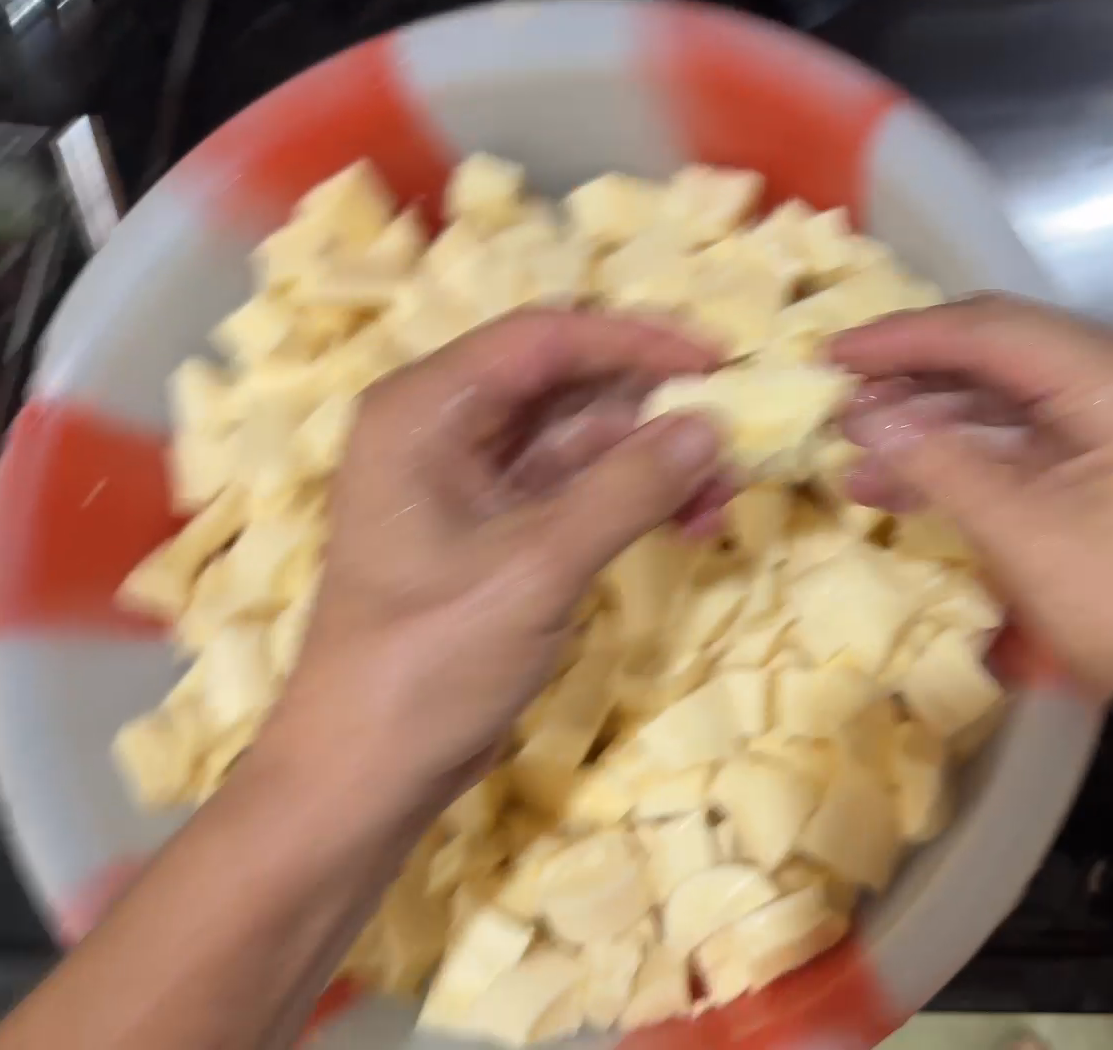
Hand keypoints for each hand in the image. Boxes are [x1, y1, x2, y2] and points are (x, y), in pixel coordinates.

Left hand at [257, 311, 721, 811]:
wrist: (374, 772)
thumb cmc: (430, 661)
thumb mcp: (537, 567)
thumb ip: (629, 489)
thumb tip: (714, 425)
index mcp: (428, 411)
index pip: (546, 339)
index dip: (637, 340)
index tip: (718, 362)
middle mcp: (453, 430)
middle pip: (575, 386)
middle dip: (660, 408)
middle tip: (737, 430)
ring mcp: (484, 482)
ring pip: (593, 441)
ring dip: (662, 460)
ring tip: (727, 492)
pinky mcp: (513, 529)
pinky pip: (593, 490)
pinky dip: (645, 500)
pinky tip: (695, 523)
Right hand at [831, 294, 1112, 714]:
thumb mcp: (1022, 531)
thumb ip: (939, 462)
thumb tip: (866, 418)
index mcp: (1112, 377)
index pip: (989, 331)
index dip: (902, 338)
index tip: (833, 354)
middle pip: (992, 353)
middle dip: (910, 377)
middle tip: (839, 400)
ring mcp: (1105, 419)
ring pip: (994, 398)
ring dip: (925, 422)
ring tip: (855, 448)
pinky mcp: (1094, 459)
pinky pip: (1012, 440)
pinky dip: (957, 457)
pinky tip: (897, 484)